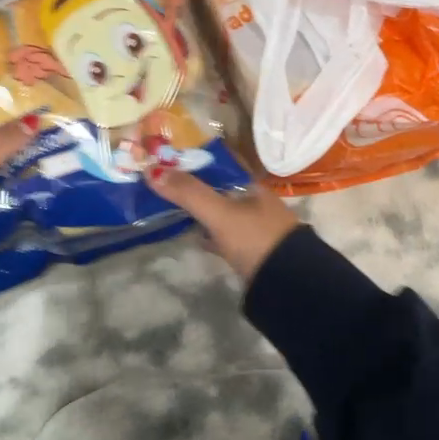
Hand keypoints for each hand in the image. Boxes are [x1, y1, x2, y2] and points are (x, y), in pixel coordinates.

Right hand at [145, 168, 300, 283]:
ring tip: (166, 204)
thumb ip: (189, 193)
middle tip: (158, 180)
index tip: (166, 156)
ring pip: (218, 208)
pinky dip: (205, 230)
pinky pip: (220, 231)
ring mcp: (251, 223)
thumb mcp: (220, 214)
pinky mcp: (248, 247)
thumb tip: (151, 170)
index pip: (219, 160)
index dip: (194, 156)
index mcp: (249, 183)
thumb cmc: (255, 238)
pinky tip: (190, 234)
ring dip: (196, 206)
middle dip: (191, 182)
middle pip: (216, 184)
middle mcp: (252, 198)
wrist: (287, 283)